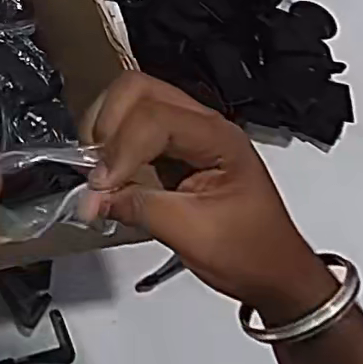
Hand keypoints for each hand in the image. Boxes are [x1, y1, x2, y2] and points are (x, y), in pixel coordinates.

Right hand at [84, 72, 335, 324]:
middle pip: (136, 89)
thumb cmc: (250, 254)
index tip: (103, 184)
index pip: (154, 118)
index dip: (121, 148)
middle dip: (107, 122)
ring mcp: (184, 130)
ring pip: (127, 98)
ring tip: (101, 167)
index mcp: (219, 139)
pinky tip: (109, 171)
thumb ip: (136, 208)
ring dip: (104, 128)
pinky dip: (108, 140)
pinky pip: (127, 121)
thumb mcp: (193, 235)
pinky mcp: (168, 142)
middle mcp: (201, 124)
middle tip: (98, 164)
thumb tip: (88, 199)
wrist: (274, 274)